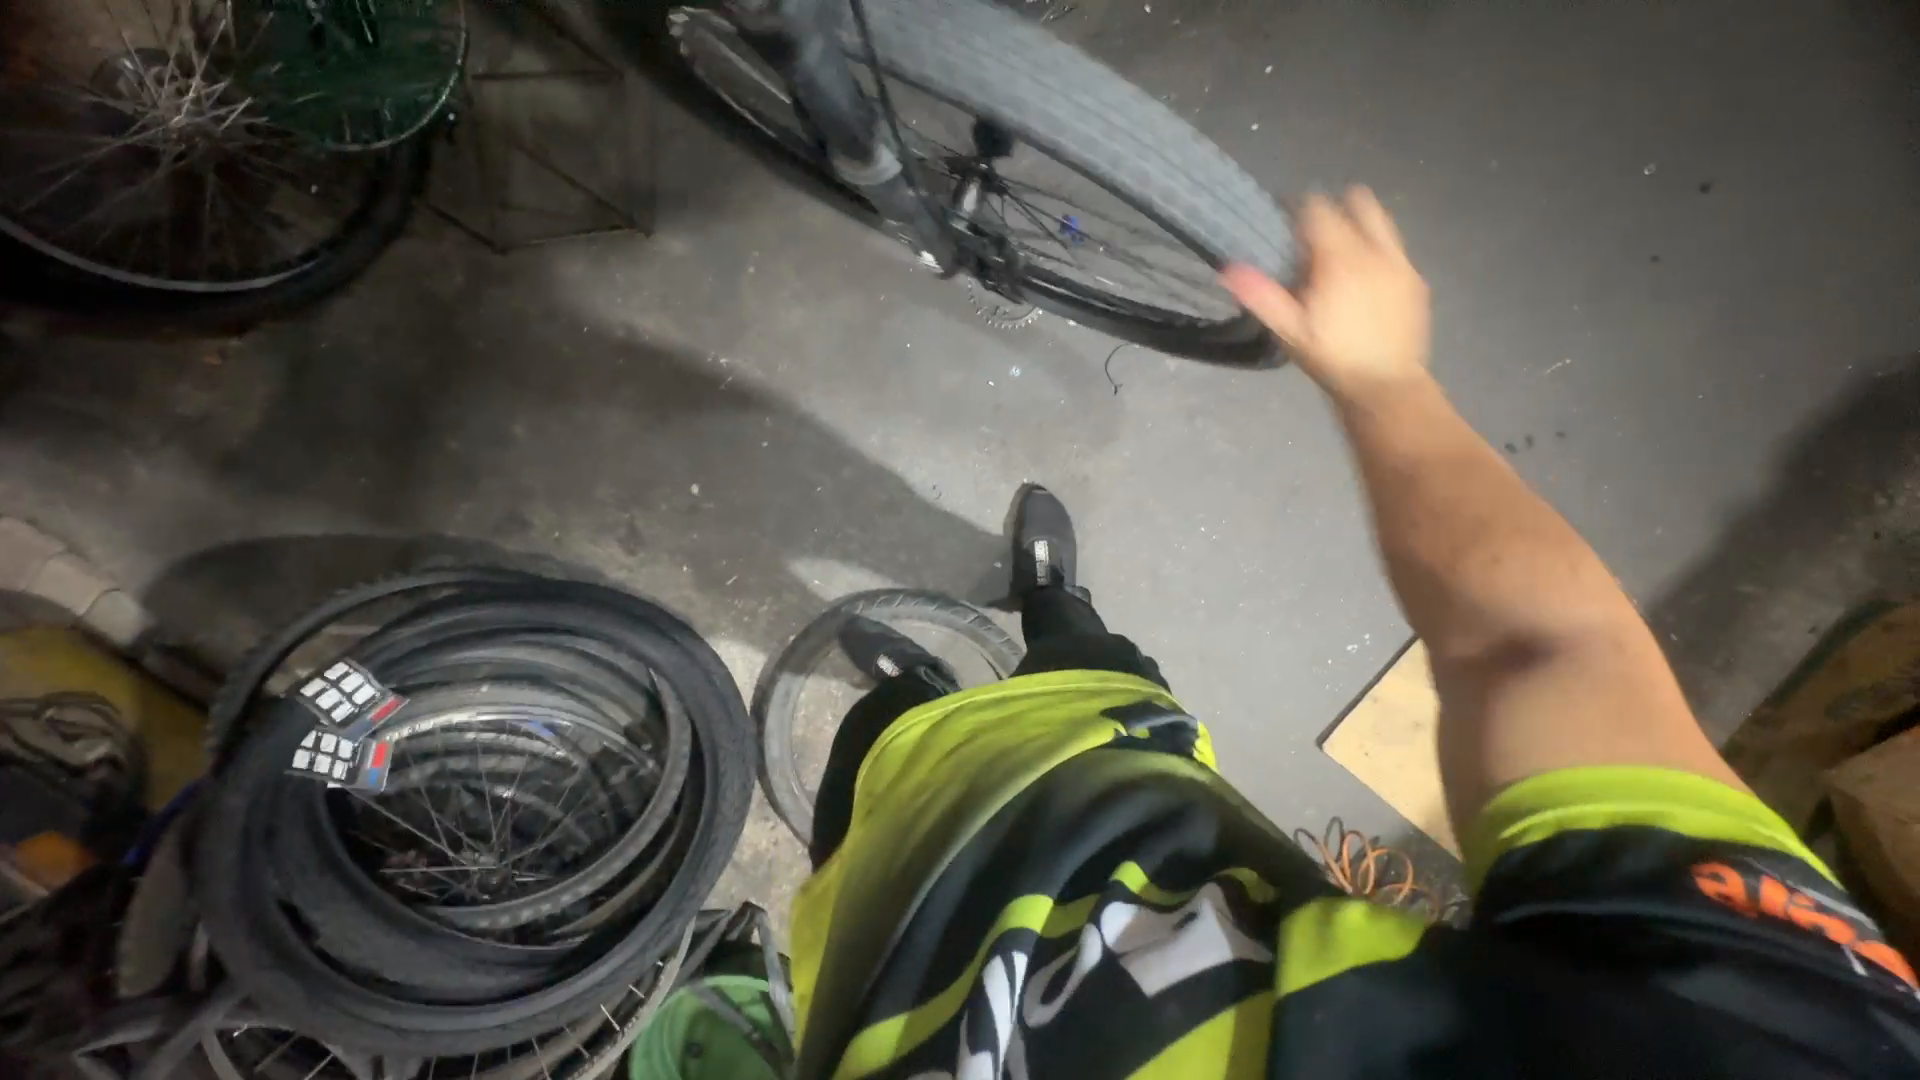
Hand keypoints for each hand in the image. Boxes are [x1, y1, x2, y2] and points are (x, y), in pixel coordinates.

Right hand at [1222, 186, 1430, 403]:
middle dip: (1336, 208)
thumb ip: (1262, 296)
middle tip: (1314, 232)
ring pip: (1381, 222)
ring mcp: (1401, 263)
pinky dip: (1377, 251)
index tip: (1284, 221)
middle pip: (1359, 202)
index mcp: (1340, 258)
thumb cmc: (1330, 358)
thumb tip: (1228, 269)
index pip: (1318, 209)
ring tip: (1339, 252)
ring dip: (1359, 225)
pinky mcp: (1416, 280)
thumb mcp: (1290, 331)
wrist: (1384, 384)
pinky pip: (1395, 249)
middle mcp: (1375, 250)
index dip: (1298, 208)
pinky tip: (1364, 279)